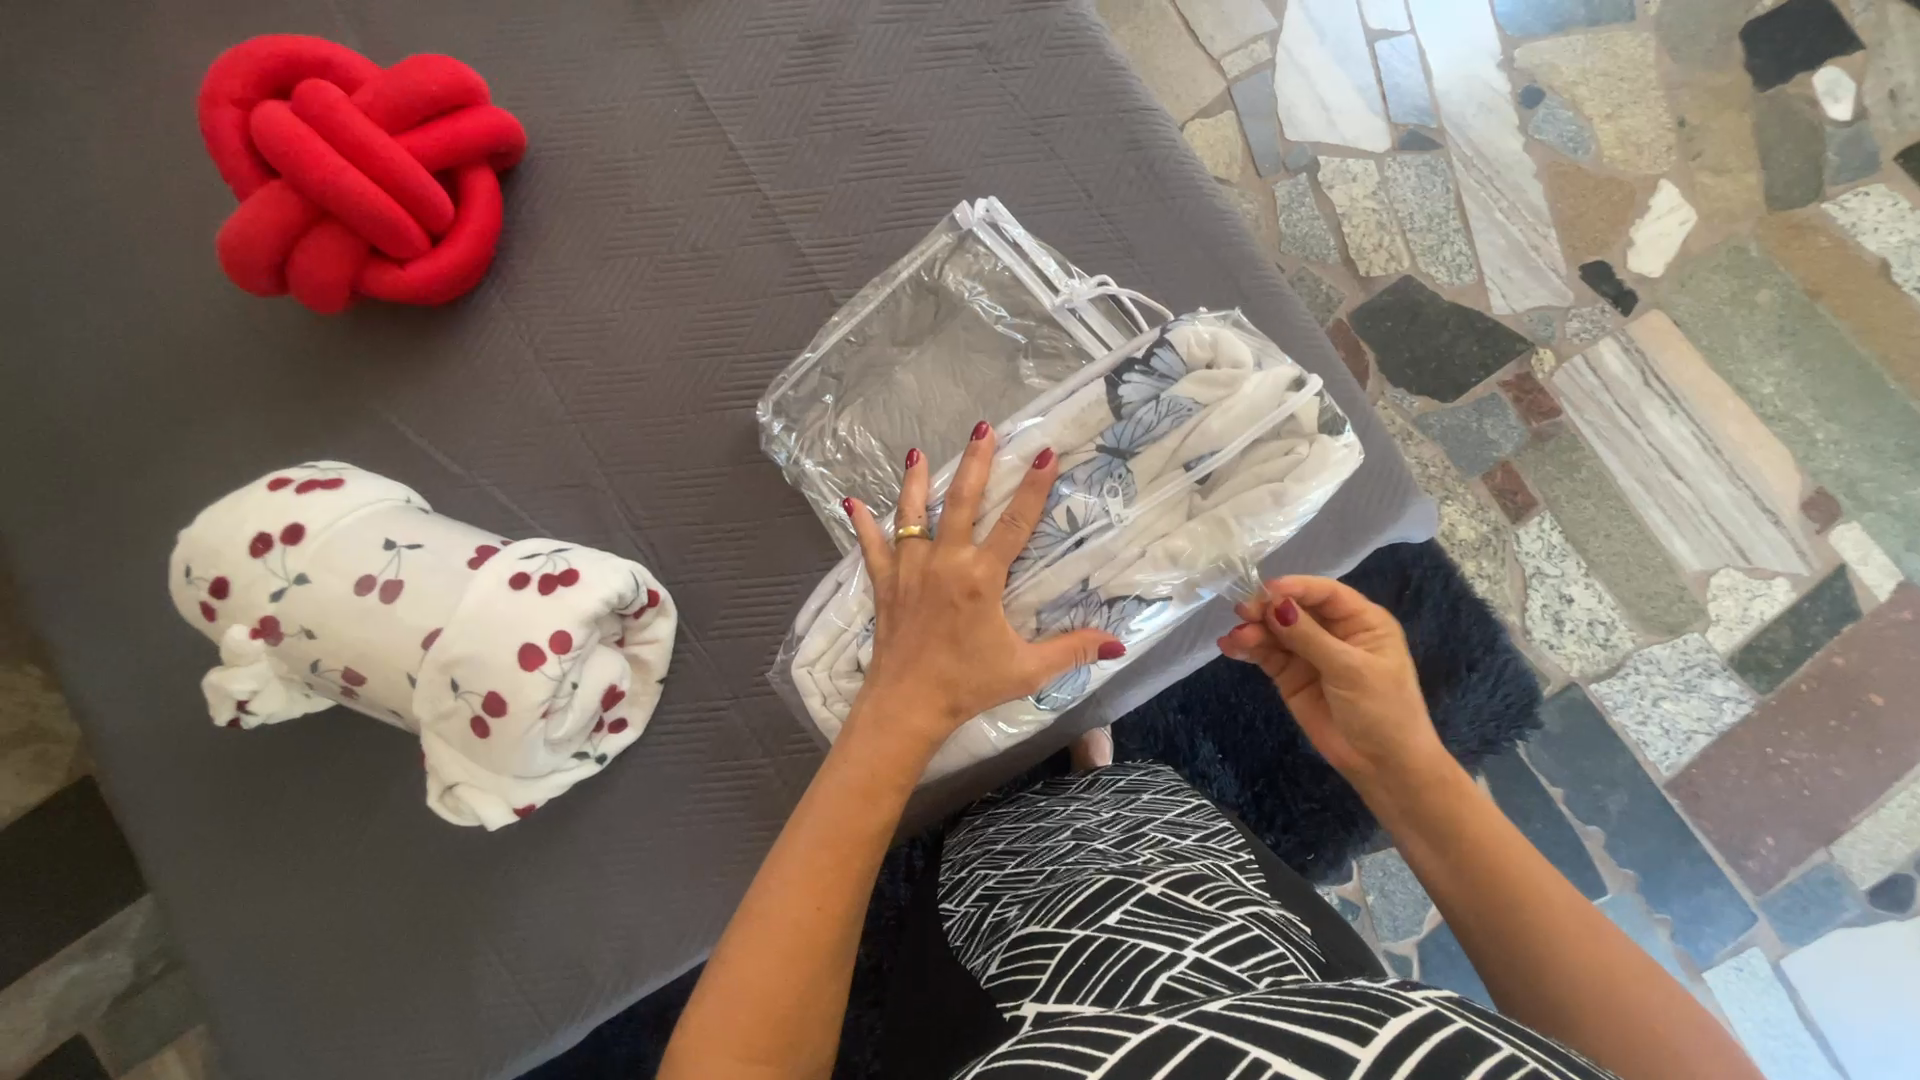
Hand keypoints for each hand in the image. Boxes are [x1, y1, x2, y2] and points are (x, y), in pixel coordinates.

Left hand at [844, 423, 1123, 749]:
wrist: (907, 704)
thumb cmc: (968, 685)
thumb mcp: (1027, 670)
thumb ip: (1072, 650)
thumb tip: (1118, 645)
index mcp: (982, 577)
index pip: (1016, 522)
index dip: (1033, 486)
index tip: (1044, 452)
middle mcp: (945, 561)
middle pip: (963, 502)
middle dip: (975, 462)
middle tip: (983, 428)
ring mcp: (911, 570)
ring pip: (913, 515)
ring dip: (916, 483)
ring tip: (917, 453)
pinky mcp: (886, 584)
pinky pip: (872, 547)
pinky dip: (863, 525)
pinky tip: (852, 503)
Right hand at [1217, 576, 1444, 794]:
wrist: (1384, 766)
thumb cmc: (1383, 710)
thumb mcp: (1349, 670)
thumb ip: (1309, 636)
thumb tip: (1274, 605)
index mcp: (1361, 622)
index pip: (1325, 593)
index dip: (1296, 588)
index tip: (1265, 591)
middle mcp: (1334, 632)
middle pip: (1295, 608)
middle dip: (1267, 608)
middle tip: (1242, 613)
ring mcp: (1310, 654)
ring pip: (1276, 631)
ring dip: (1254, 630)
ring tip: (1237, 639)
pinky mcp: (1291, 676)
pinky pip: (1266, 654)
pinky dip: (1248, 649)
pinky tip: (1231, 647)